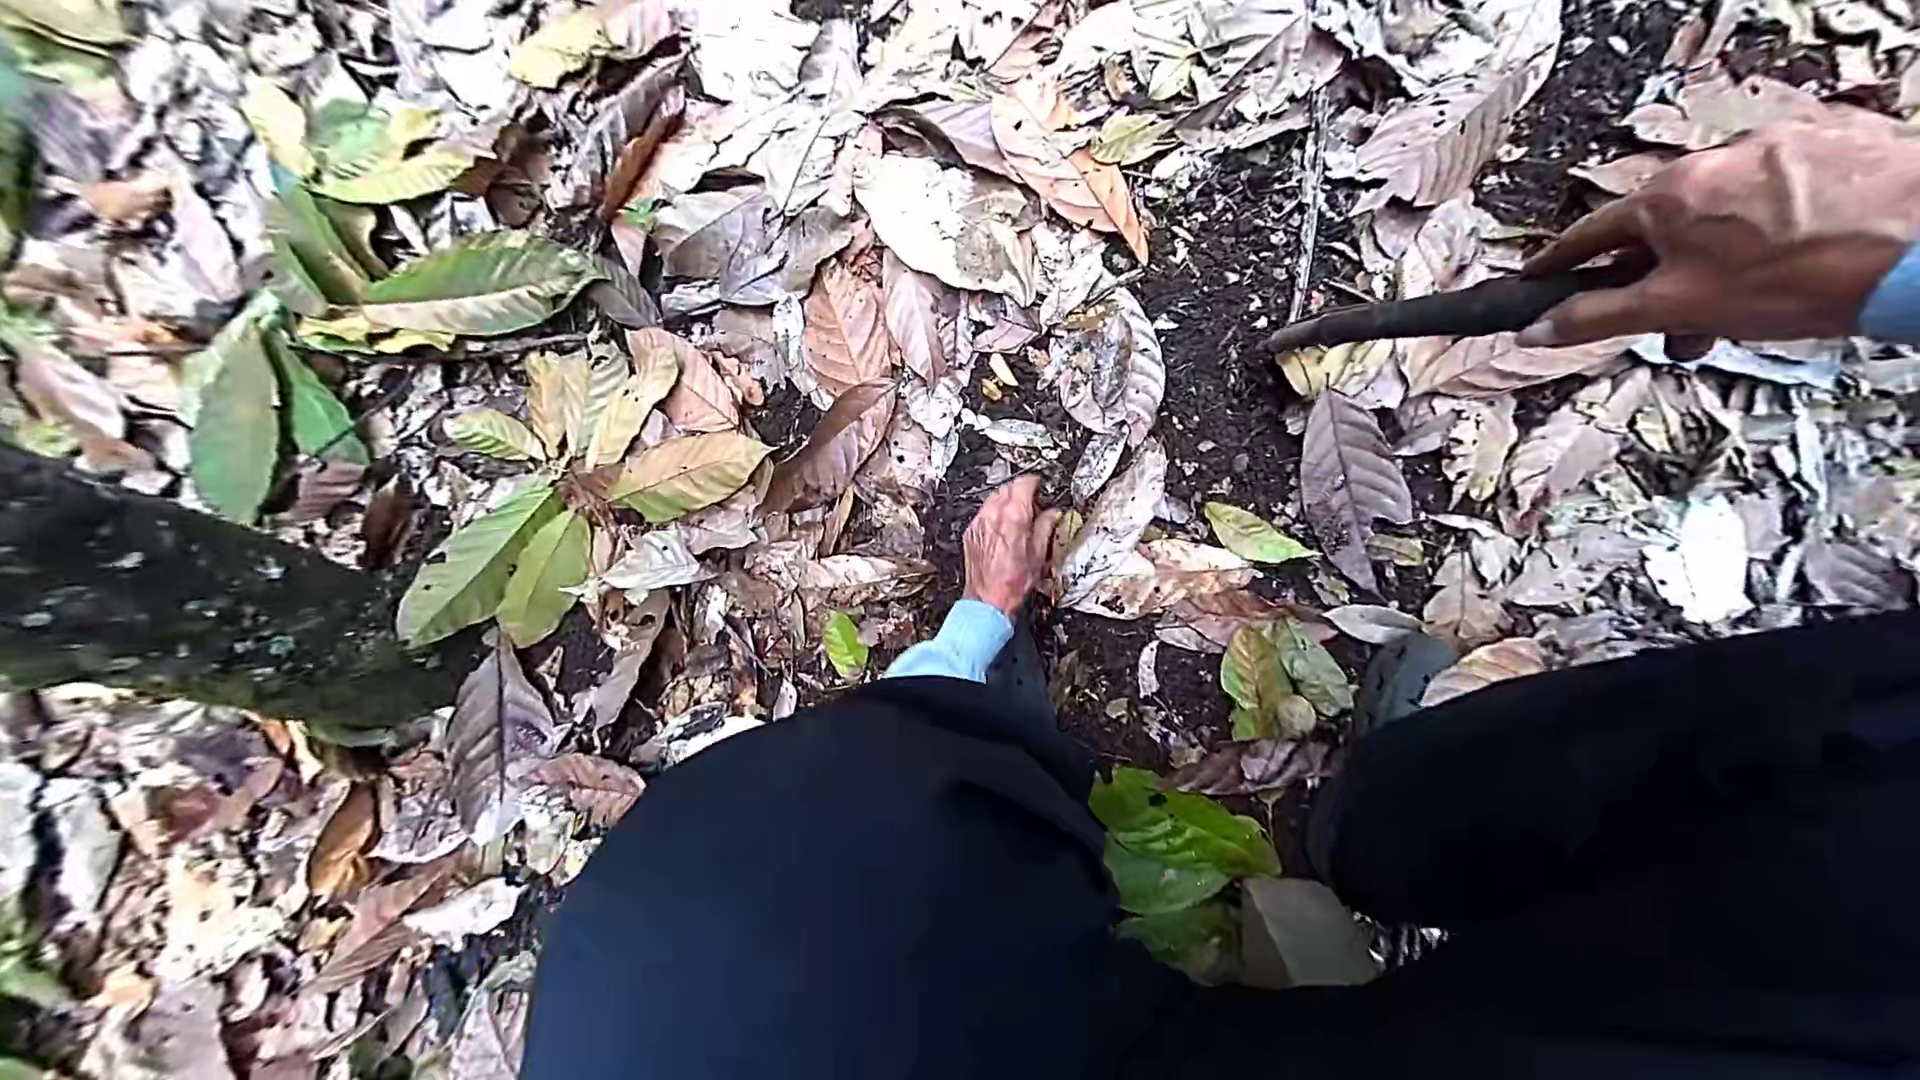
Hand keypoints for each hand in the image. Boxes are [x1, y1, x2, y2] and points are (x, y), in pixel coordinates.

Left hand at [962, 475, 1060, 618]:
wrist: (988, 599)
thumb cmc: (1013, 581)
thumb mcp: (1039, 553)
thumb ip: (1046, 526)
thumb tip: (1052, 514)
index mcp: (1013, 515)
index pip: (1024, 483)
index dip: (1035, 483)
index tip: (1040, 488)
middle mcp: (993, 514)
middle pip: (1007, 487)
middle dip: (1021, 492)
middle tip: (1033, 503)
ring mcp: (979, 522)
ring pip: (993, 498)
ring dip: (1007, 501)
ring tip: (1018, 517)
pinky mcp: (971, 532)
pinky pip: (984, 513)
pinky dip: (994, 514)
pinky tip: (1003, 528)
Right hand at [1517, 107, 1919, 347]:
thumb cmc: (1802, 275)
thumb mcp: (1670, 308)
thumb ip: (1591, 318)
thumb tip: (1535, 329)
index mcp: (1670, 192)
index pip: (1588, 233)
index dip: (1557, 262)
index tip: (1539, 275)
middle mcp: (1723, 157)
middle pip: (1657, 226)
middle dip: (1650, 275)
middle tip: (1656, 314)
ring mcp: (1789, 146)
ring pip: (1716, 213)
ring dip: (1704, 260)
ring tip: (1723, 304)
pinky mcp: (1845, 146)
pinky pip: (1772, 195)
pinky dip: (1758, 232)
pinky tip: (1774, 266)